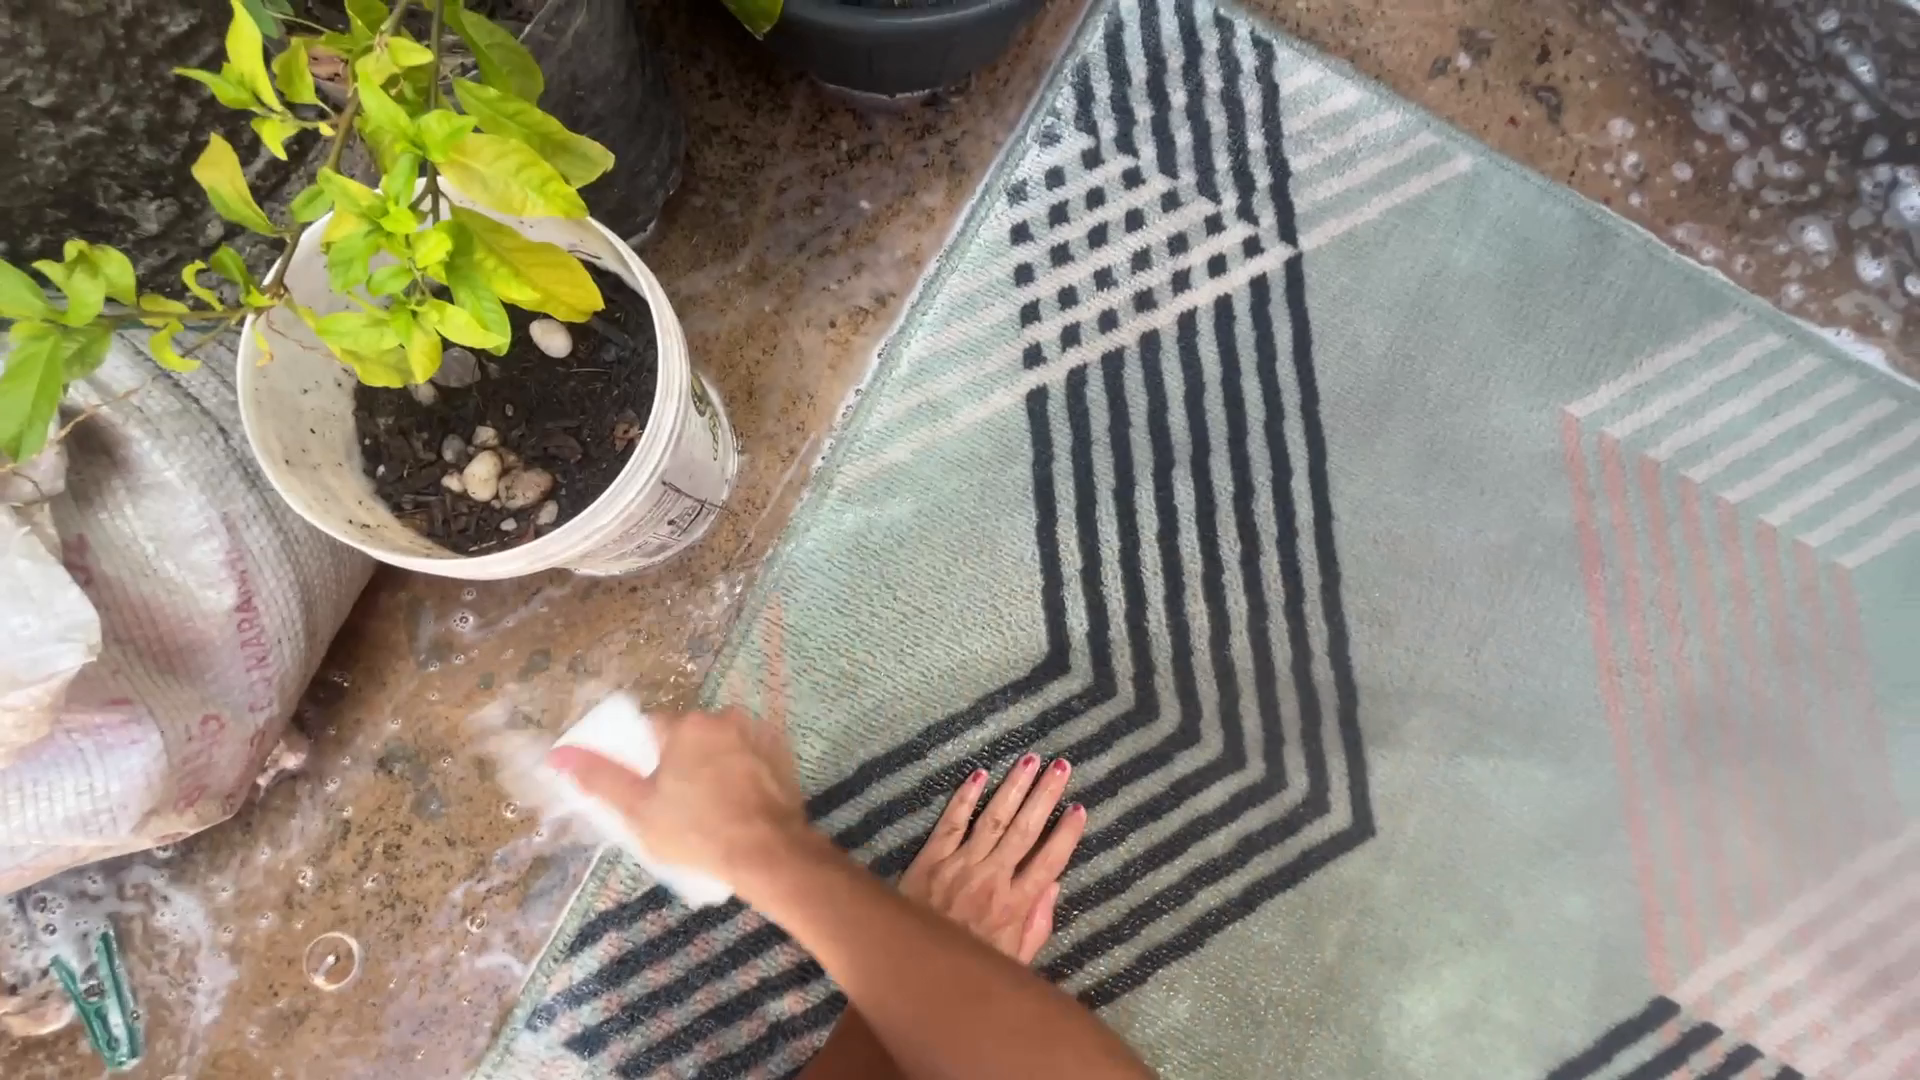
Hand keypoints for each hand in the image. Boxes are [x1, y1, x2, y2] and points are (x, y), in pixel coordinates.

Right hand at [546, 705, 808, 881]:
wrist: (767, 850)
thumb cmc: (696, 832)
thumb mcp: (638, 811)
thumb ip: (600, 777)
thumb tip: (558, 754)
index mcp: (687, 725)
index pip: (653, 729)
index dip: (646, 758)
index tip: (650, 787)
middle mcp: (725, 717)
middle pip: (690, 734)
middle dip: (682, 760)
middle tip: (680, 802)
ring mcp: (758, 731)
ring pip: (722, 743)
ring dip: (714, 762)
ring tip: (712, 805)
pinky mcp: (782, 750)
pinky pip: (751, 753)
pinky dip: (743, 768)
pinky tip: (739, 800)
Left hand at [898, 754, 1086, 962]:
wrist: (910, 973)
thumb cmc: (966, 969)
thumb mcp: (1013, 962)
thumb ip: (1036, 925)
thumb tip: (1055, 885)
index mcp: (1014, 907)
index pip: (1049, 862)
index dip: (1066, 834)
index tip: (1079, 808)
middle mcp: (991, 879)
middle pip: (1025, 830)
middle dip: (1045, 796)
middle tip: (1060, 767)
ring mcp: (960, 865)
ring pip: (993, 818)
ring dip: (1014, 786)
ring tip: (1030, 760)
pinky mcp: (931, 858)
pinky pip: (952, 822)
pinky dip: (965, 797)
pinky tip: (979, 774)